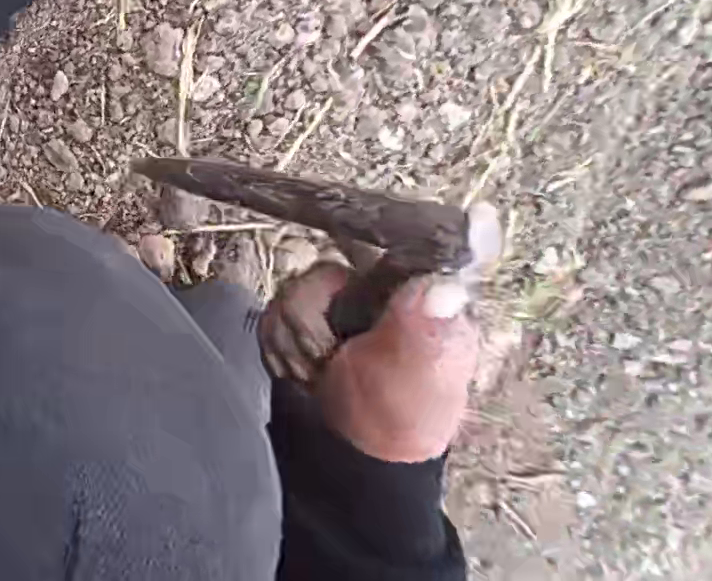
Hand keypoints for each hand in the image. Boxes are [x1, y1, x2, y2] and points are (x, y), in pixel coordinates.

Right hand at [264, 265, 478, 463]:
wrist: (340, 459)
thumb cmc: (388, 422)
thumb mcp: (415, 381)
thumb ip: (423, 331)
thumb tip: (440, 286)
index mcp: (417, 299)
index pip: (379, 252)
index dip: (352, 275)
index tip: (340, 317)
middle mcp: (375, 293)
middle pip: (323, 272)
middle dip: (312, 320)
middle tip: (327, 359)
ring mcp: (334, 304)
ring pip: (290, 290)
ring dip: (294, 340)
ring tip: (315, 373)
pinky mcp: (300, 316)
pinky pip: (271, 311)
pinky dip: (279, 346)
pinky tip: (299, 369)